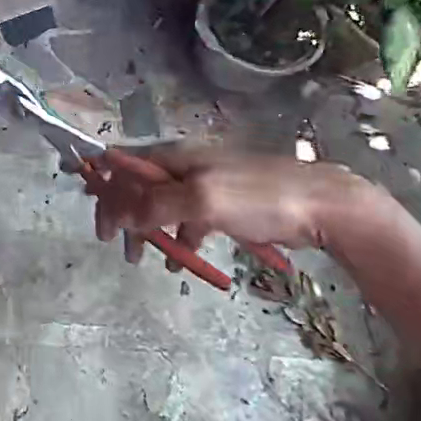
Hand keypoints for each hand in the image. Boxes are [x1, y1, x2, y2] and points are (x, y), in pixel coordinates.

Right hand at [83, 145, 383, 262]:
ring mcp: (204, 185)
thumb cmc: (258, 197)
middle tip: (114, 244)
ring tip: (140, 258)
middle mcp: (183, 166)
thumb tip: (122, 215)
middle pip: (138, 186)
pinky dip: (177, 239)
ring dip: (146, 230)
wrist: (321, 205)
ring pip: (160, 205)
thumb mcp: (203, 199)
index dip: (104, 187)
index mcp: (174, 157)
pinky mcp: (223, 205)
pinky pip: (187, 220)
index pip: (124, 165)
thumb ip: (158, 204)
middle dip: (121, 213)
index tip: (98, 220)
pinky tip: (180, 262)